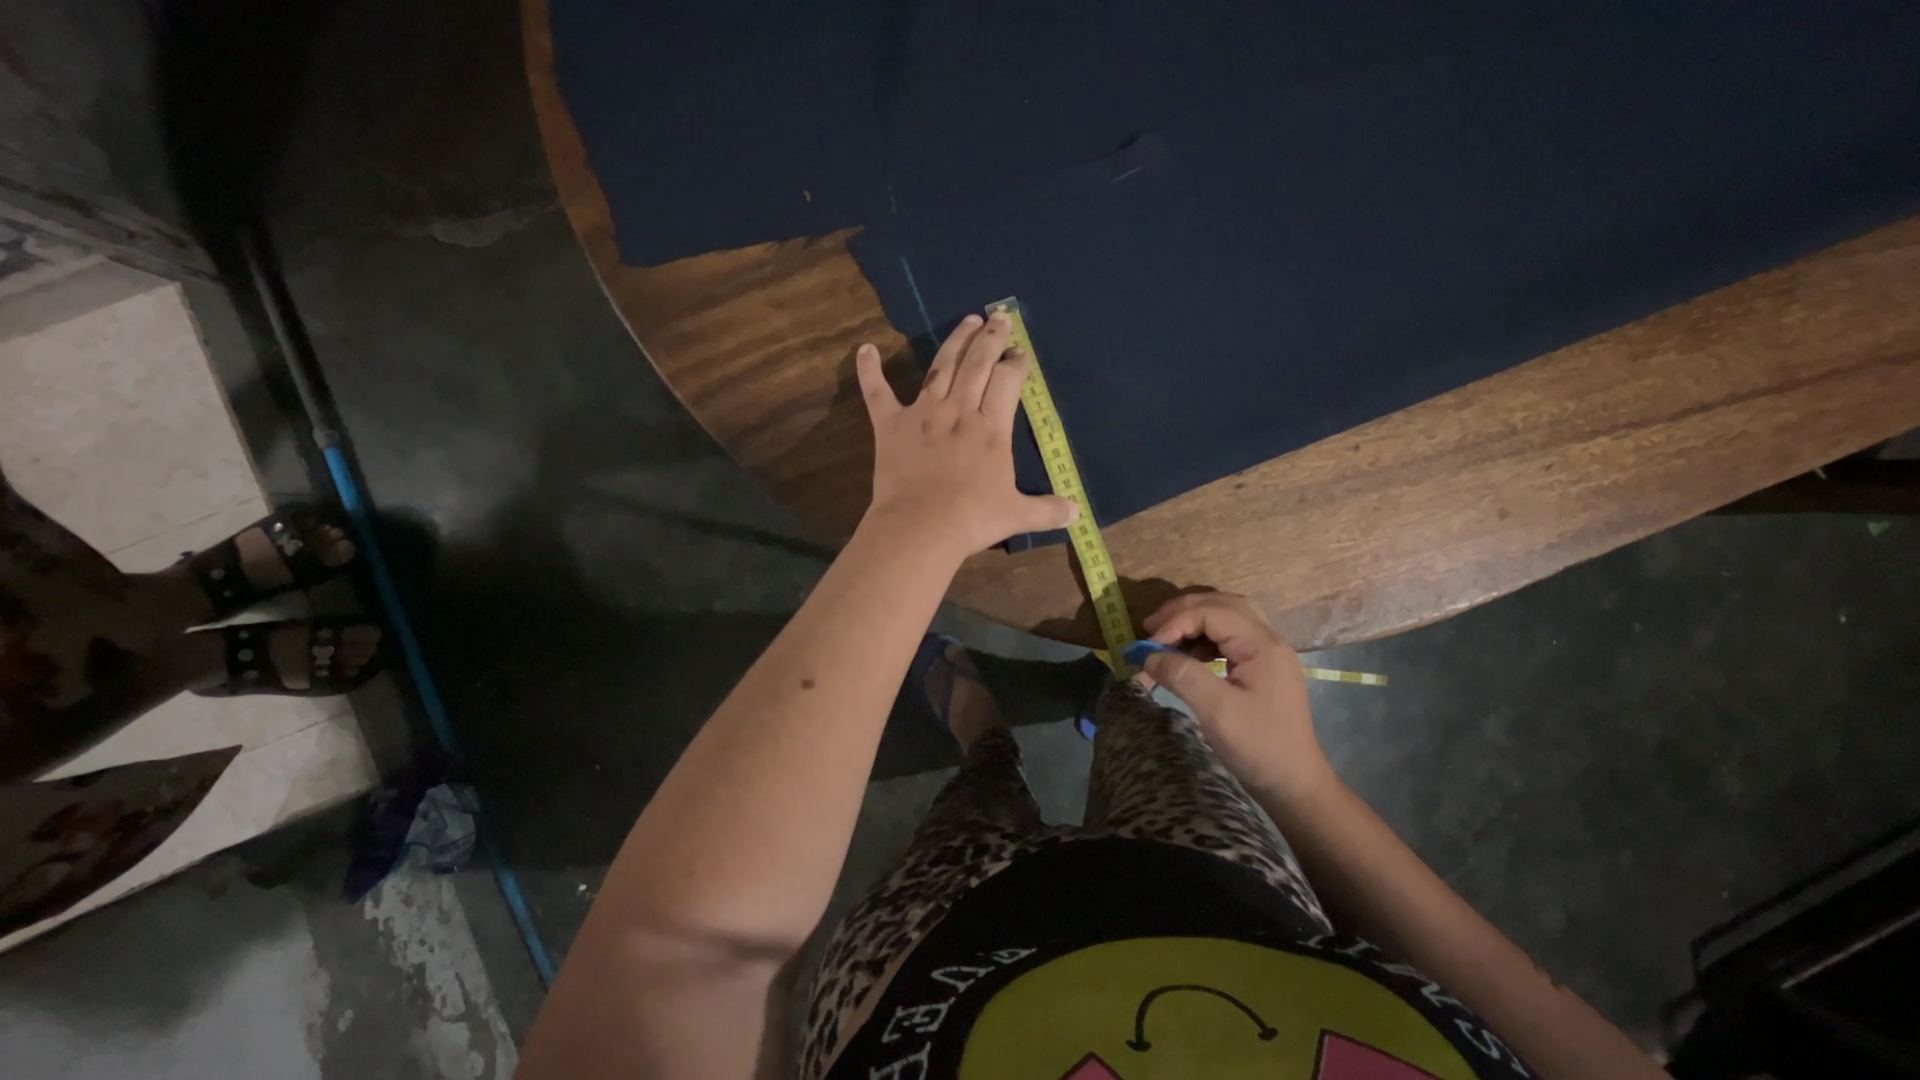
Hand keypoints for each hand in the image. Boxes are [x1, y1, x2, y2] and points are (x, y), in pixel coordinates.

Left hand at [856, 312, 1077, 560]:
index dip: (1015, 364)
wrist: (921, 527)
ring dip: (955, 341)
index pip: (1007, 381)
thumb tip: (1075, 513)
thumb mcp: (1016, 515)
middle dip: (991, 338)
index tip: (1020, 355)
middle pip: (978, 363)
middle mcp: (959, 410)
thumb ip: (1046, 510)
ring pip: (941, 367)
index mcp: (991, 427)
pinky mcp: (891, 425)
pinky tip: (866, 349)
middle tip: (999, 318)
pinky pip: (877, 393)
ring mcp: (923, 413)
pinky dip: (870, 370)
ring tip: (967, 321)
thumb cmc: (972, 519)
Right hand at [1139, 592, 1335, 803]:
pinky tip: (1188, 654)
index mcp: (1262, 645)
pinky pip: (1232, 637)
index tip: (1148, 644)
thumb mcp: (1215, 711)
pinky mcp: (1264, 669)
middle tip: (1151, 626)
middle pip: (1223, 604)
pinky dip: (1205, 638)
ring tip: (1165, 636)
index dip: (1176, 621)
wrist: (1294, 783)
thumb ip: (1182, 675)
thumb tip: (1149, 656)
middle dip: (1184, 611)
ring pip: (1229, 617)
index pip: (1213, 612)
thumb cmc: (1258, 746)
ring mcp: (1269, 654)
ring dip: (1195, 620)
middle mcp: (1269, 641)